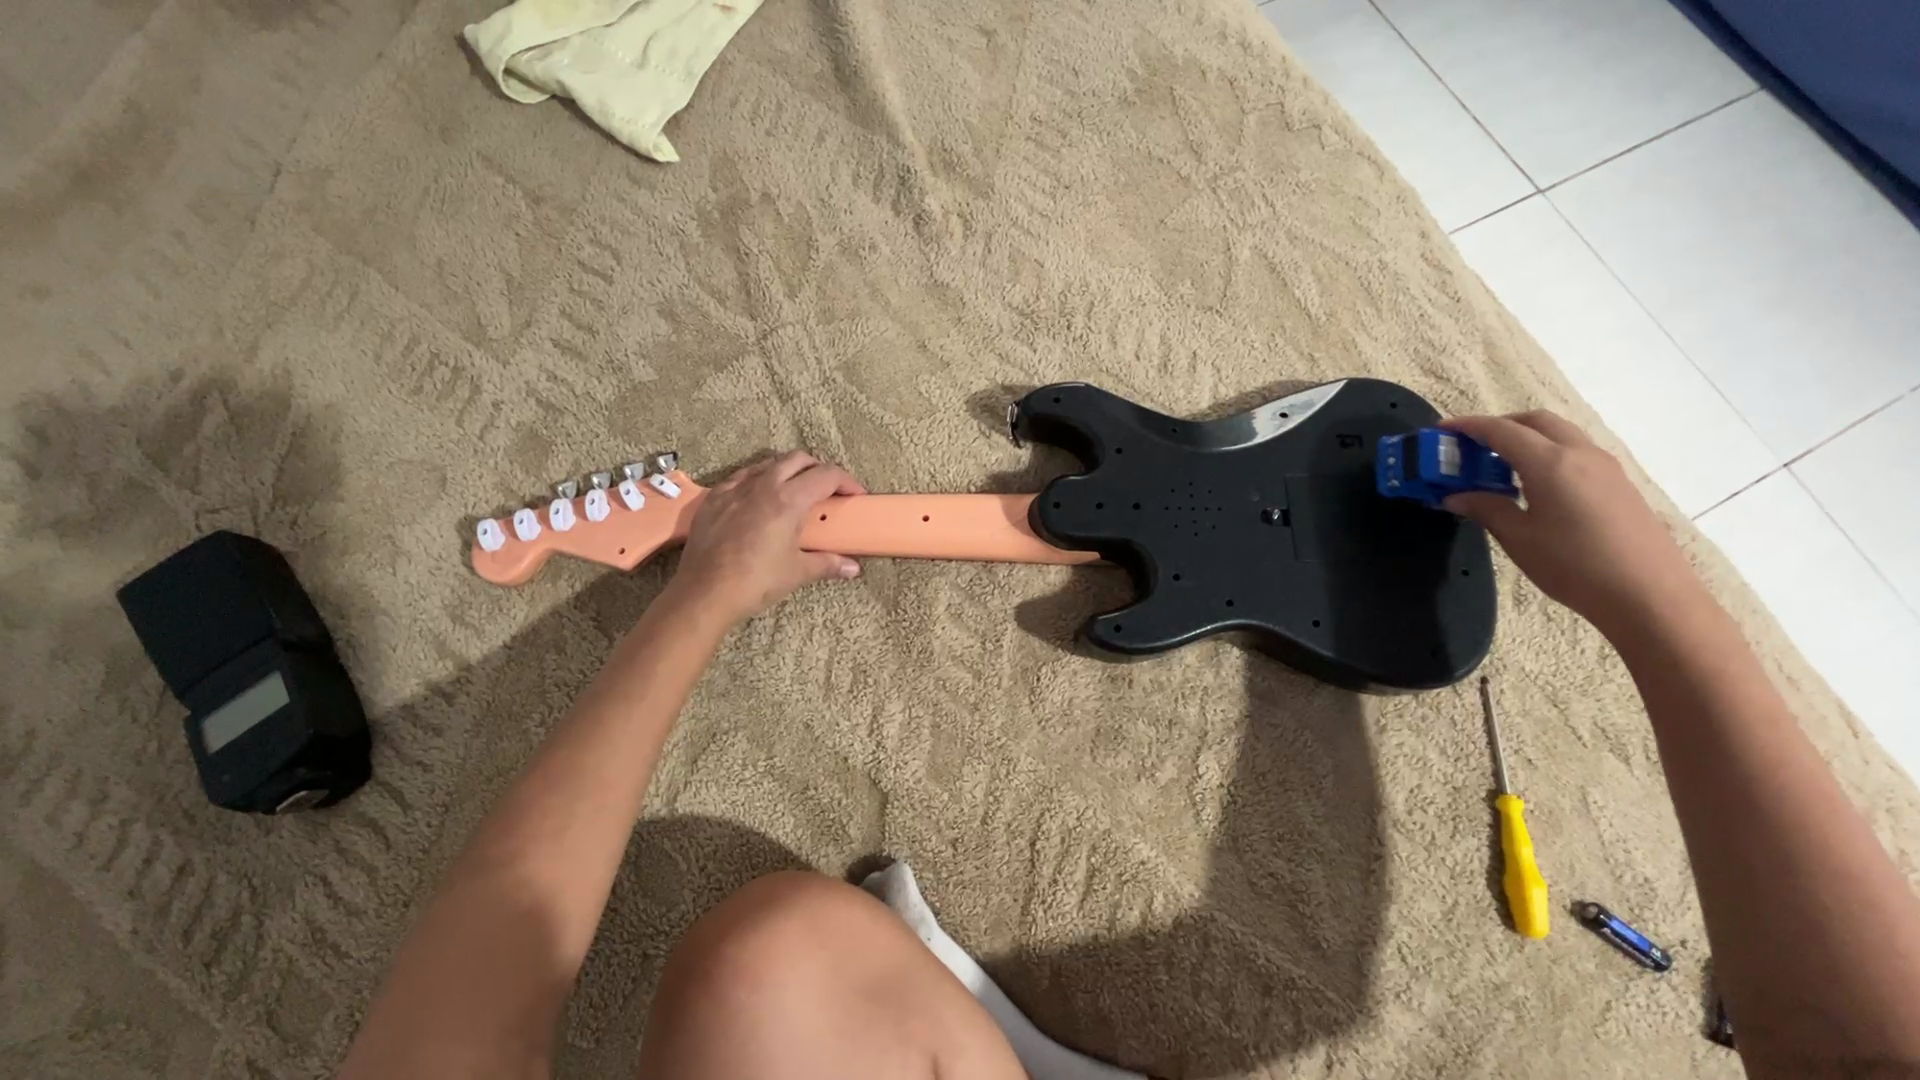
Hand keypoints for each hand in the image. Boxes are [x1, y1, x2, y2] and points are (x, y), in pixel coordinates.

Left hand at [669, 451, 866, 625]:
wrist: (704, 593)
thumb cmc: (755, 582)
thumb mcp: (797, 572)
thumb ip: (827, 563)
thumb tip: (852, 568)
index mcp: (788, 500)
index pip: (826, 475)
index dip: (847, 482)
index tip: (855, 495)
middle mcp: (762, 485)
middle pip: (798, 460)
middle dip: (819, 470)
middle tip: (828, 491)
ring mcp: (735, 489)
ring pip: (769, 463)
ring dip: (789, 471)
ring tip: (796, 492)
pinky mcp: (714, 498)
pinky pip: (742, 477)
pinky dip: (759, 480)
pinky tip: (759, 498)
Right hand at [1441, 411, 1702, 636]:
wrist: (1648, 593)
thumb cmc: (1574, 565)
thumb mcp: (1519, 539)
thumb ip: (1486, 509)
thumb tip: (1455, 496)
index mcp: (1550, 463)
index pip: (1502, 431)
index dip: (1468, 426)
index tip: (1442, 430)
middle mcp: (1579, 453)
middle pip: (1536, 421)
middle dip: (1500, 424)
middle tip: (1472, 445)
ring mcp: (1604, 466)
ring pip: (1560, 434)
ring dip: (1527, 437)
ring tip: (1500, 465)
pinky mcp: (1618, 482)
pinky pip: (1575, 452)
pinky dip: (1547, 453)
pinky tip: (1535, 485)